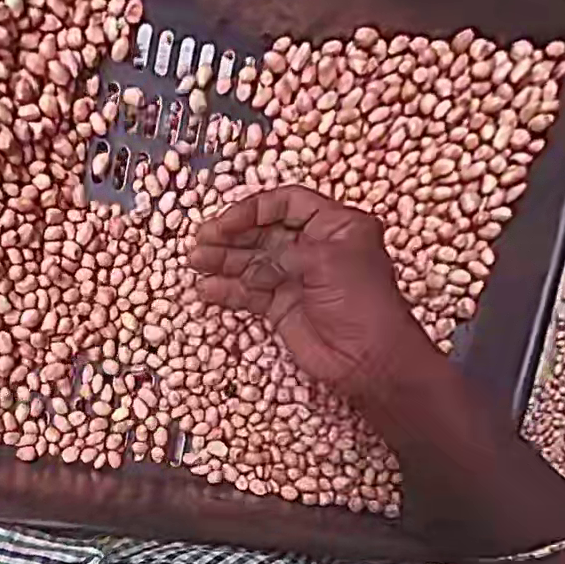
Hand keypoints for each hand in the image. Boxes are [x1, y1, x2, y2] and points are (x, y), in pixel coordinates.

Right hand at [189, 185, 442, 398]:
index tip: (227, 222)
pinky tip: (207, 290)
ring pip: (251, 262)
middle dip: (231, 235)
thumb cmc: (362, 303)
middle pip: (263, 233)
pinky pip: (248, 293)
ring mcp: (294, 279)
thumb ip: (288, 251)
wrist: (368, 358)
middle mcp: (312, 249)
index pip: (287, 205)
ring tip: (196, 262)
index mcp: (334, 226)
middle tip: (201, 241)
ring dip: (222, 261)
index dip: (255, 210)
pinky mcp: (280, 307)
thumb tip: (256, 258)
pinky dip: (227, 291)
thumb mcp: (328, 261)